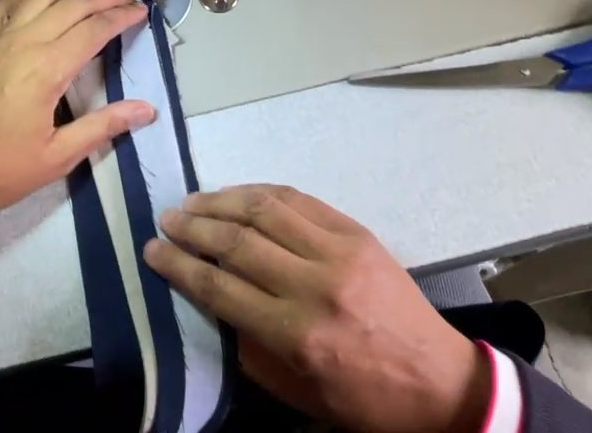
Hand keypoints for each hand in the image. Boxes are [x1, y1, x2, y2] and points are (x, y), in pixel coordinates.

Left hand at [0, 0, 153, 219]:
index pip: (94, 29)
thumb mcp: (59, 156)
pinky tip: (38, 5)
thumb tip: (147, 109)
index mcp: (47, 68)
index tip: (142, 11)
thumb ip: (103, 126)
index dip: (121, 17)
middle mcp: (24, 42)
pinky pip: (3, 8)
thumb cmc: (3, 170)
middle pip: (70, 4)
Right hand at [145, 185, 487, 432]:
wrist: (438, 382)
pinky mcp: (356, 231)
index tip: (152, 250)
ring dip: (220, 201)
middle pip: (237, 242)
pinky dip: (259, 191)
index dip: (179, 266)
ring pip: (264, 208)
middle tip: (166, 219)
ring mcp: (338, 251)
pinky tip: (236, 194)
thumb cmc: (363, 399)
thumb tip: (208, 297)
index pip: (220, 288)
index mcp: (298, 334)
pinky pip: (298, 199)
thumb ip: (248, 346)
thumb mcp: (298, 391)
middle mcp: (315, 286)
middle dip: (193, 228)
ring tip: (193, 201)